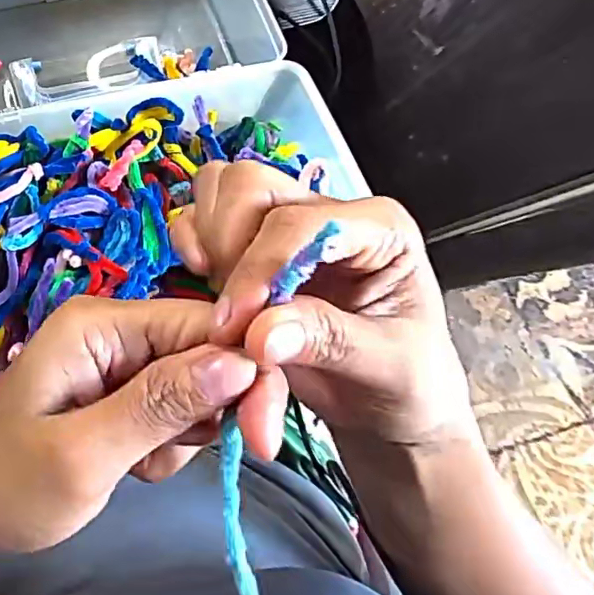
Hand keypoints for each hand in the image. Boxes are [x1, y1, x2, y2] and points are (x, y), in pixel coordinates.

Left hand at [0, 296, 259, 553]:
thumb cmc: (8, 484)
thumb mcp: (83, 453)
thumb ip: (159, 405)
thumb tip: (238, 361)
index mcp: (97, 323)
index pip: (199, 322)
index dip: (244, 368)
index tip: (264, 435)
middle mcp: (111, 329)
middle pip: (202, 352)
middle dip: (209, 411)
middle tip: (173, 460)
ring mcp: (115, 359)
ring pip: (194, 387)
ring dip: (181, 435)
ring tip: (134, 465)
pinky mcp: (119, 390)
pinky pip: (173, 411)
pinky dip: (165, 446)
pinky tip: (128, 466)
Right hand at [169, 161, 478, 456]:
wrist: (387, 409)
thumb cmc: (403, 383)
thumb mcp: (386, 367)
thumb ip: (327, 341)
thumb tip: (257, 332)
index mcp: (377, 229)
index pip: (301, 222)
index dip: (262, 267)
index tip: (239, 323)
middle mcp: (325, 213)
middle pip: (250, 185)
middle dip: (229, 243)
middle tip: (234, 312)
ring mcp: (282, 223)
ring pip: (220, 188)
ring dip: (208, 240)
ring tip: (226, 300)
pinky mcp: (248, 242)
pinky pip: (200, 216)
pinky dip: (189, 243)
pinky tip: (205, 283)